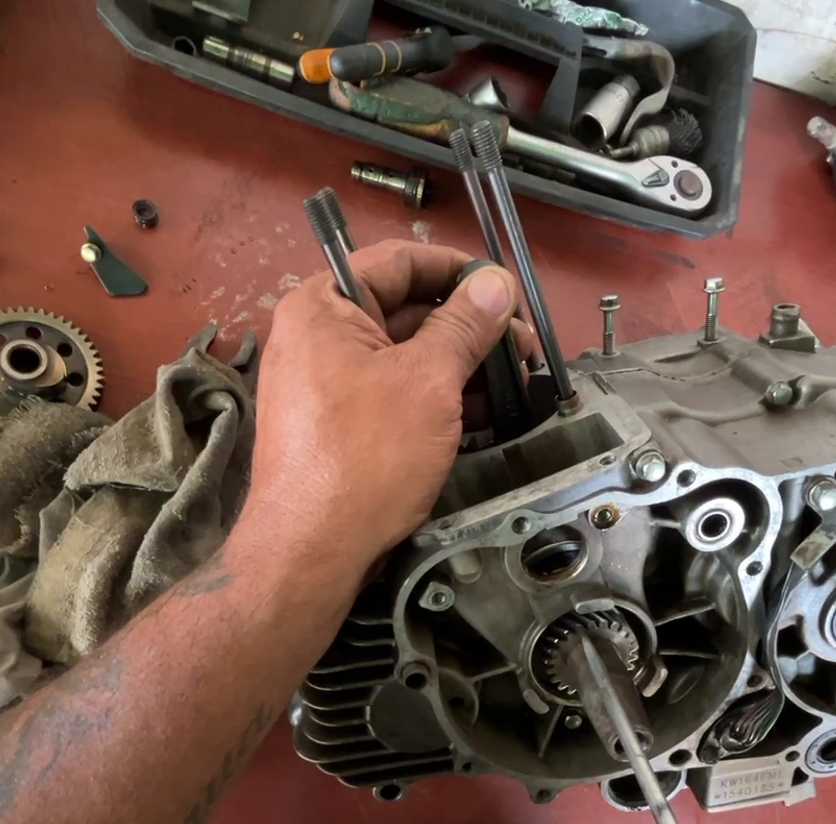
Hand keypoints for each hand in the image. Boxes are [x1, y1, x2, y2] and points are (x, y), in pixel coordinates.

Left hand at [239, 239, 521, 579]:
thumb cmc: (365, 458)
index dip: (457, 270)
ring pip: (404, 359)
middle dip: (468, 329)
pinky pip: (394, 396)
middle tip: (521, 347)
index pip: (398, 262)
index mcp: (323, 307)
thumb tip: (495, 284)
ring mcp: (327, 385)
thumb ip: (464, 326)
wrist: (314, 550)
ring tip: (513, 384)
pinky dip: (436, 400)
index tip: (502, 289)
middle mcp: (318, 338)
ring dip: (460, 368)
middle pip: (405, 312)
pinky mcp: (340, 427)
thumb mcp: (428, 382)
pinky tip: (481, 415)